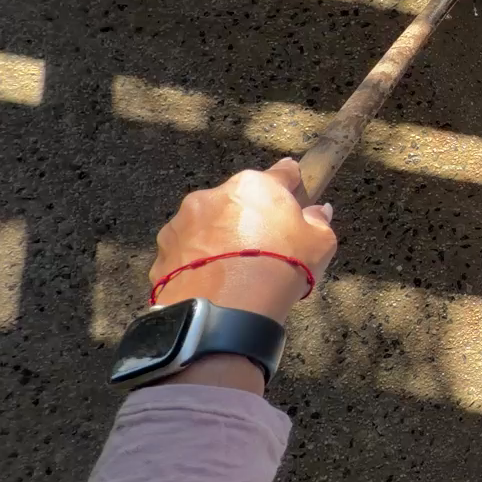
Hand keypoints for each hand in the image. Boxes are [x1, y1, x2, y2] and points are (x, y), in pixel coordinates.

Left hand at [150, 159, 336, 323]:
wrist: (226, 308)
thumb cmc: (282, 264)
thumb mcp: (321, 241)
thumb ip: (318, 220)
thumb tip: (316, 212)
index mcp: (253, 185)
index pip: (281, 173)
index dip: (293, 181)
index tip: (299, 187)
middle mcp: (212, 196)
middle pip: (239, 199)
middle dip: (253, 213)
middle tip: (271, 238)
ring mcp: (180, 224)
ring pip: (209, 224)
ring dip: (223, 235)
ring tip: (240, 264)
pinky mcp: (160, 253)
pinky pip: (188, 250)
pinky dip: (201, 258)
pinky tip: (218, 277)